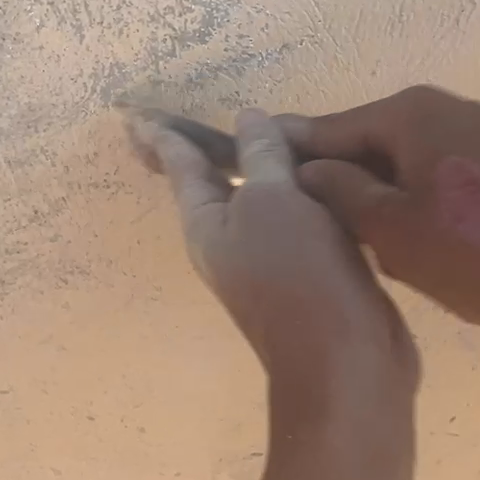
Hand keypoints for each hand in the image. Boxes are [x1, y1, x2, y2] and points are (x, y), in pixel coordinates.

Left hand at [129, 108, 416, 479]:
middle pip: (201, 179)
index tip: (134, 116)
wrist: (344, 363)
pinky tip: (293, 172)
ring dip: (233, 164)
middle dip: (182, 149)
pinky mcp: (298, 263)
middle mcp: (224, 236)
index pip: (179, 163)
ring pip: (243, 193)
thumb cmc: (297, 271)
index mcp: (205, 220)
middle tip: (157, 123)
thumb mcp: (275, 200)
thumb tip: (246, 117)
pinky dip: (277, 184)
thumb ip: (260, 155)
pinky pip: (280, 209)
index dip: (160, 134)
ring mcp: (260, 252)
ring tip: (232, 136)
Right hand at [287, 86, 479, 344]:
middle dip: (348, 195)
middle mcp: (438, 108)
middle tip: (348, 250)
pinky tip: (451, 257)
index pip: (319, 130)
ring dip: (391, 210)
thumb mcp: (402, 236)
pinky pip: (445, 179)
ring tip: (405, 263)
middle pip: (363, 148)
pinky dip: (431, 213)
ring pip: (405, 169)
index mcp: (403, 114)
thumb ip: (340, 195)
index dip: (285, 162)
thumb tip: (302, 167)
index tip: (256, 192)